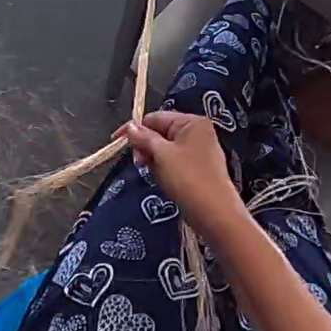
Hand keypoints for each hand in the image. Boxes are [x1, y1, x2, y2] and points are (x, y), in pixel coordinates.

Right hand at [118, 111, 243, 233]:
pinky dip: (165, 168)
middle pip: (161, 132)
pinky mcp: (198, 168)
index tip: (116, 140)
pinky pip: (174, 162)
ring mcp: (199, 151)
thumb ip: (144, 138)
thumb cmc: (188, 178)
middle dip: (146, 146)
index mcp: (192, 122)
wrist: (214, 212)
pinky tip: (163, 180)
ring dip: (154, 160)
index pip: (156, 117)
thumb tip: (130, 126)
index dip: (135, 128)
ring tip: (154, 174)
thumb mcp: (162, 154)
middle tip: (139, 163)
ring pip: (166, 149)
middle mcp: (198, 132)